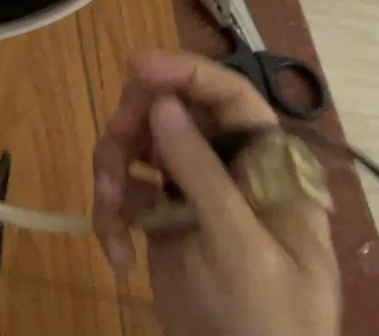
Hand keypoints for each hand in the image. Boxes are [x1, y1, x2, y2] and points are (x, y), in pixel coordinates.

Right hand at [92, 51, 338, 335]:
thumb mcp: (241, 248)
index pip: (231, 98)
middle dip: (135, 124)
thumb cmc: (267, 322)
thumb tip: (161, 102)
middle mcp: (228, 169)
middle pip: (172, 111)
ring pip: (137, 146)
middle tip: (116, 142)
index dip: (187, 72)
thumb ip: (202, 173)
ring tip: (109, 210)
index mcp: (268, 169)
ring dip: (112, 172)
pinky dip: (110, 215)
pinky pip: (123, 191)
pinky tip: (118, 254)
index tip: (136, 67)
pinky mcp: (159, 220)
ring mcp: (191, 194)